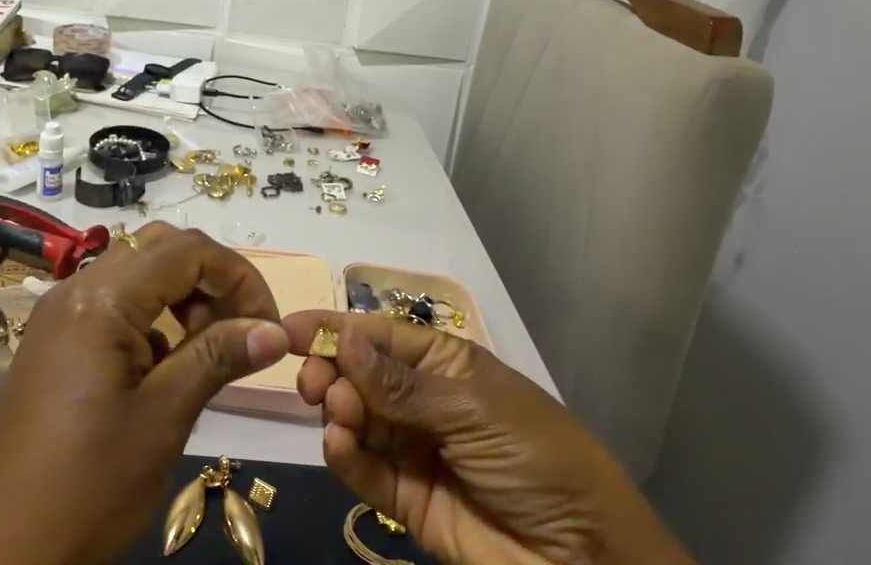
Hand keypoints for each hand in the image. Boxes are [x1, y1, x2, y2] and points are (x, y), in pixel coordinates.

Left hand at [0, 224, 288, 564]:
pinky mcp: (54, 345)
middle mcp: (75, 290)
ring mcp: (60, 317)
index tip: (269, 328)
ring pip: (137, 275)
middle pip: (160, 250)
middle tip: (242, 334)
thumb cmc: (86, 487)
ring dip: (183, 298)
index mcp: (101, 298)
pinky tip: (167, 370)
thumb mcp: (162, 419)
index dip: (239, 278)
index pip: (187, 250)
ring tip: (210, 353)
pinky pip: (114, 307)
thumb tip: (274, 330)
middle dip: (212, 280)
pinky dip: (153, 321)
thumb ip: (217, 358)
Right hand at [284, 310, 691, 564]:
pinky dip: (342, 456)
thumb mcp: (473, 409)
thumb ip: (400, 383)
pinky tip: (339, 446)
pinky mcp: (404, 499)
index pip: (380, 335)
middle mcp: (423, 401)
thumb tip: (343, 337)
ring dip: (338, 411)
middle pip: (359, 375)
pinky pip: (362, 469)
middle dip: (331, 371)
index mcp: (446, 364)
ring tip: (340, 415)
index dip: (334, 328)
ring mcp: (412, 449)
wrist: (583, 556)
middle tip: (312, 383)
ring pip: (355, 419)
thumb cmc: (536, 458)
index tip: (287, 329)